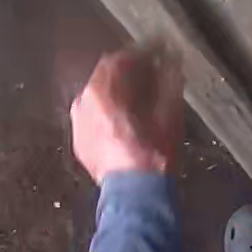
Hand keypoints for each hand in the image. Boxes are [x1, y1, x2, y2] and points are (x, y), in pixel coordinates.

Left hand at [70, 49, 182, 182]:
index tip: (155, 56)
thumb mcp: (169, 114)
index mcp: (100, 93)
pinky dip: (110, 118)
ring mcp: (79, 127)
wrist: (136, 196)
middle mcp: (82, 106)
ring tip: (142, 104)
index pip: (117, 60)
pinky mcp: (82, 146)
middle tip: (151, 79)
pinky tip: (128, 126)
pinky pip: (94, 122)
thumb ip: (169, 81)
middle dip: (128, 77)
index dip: (139, 55)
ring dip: (118, 98)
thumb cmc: (152, 157)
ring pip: (99, 101)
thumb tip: (172, 62)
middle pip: (105, 80)